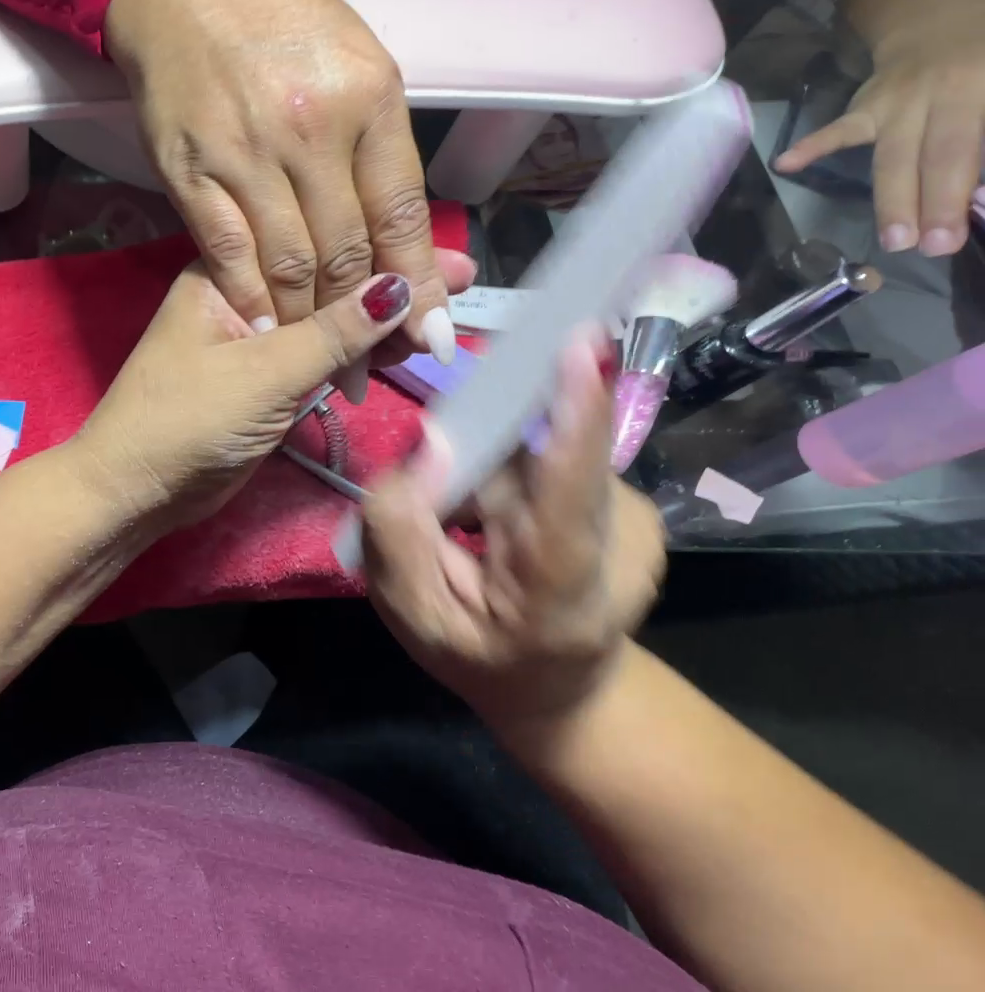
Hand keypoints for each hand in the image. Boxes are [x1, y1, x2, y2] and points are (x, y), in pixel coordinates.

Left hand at [70, 260, 423, 529]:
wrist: (137, 489)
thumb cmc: (186, 420)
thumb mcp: (264, 372)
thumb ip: (333, 332)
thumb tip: (402, 286)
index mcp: (227, 273)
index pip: (315, 245)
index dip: (381, 251)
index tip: (445, 261)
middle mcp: (242, 296)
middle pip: (327, 281)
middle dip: (391, 287)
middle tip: (461, 285)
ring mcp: (252, 340)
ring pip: (327, 322)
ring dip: (378, 325)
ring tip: (441, 322)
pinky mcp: (261, 380)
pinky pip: (318, 358)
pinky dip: (355, 356)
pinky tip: (396, 351)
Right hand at [103, 0, 458, 399]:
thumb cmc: (268, 14)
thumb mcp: (350, 59)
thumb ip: (373, 144)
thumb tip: (391, 228)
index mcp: (367, 95)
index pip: (399, 212)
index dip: (417, 284)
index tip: (426, 335)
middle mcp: (310, 130)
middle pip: (347, 250)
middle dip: (362, 324)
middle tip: (368, 374)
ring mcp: (245, 155)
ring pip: (289, 263)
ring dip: (307, 327)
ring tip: (323, 371)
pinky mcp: (190, 175)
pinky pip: (228, 253)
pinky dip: (250, 300)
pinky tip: (265, 333)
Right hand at [359, 334, 665, 726]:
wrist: (560, 692)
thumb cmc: (472, 656)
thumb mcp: (407, 608)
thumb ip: (400, 527)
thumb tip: (430, 437)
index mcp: (560, 593)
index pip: (569, 495)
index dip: (570, 418)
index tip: (575, 345)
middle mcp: (620, 547)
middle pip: (544, 461)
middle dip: (479, 452)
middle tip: (438, 501)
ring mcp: (637, 524)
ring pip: (541, 457)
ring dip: (488, 473)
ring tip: (465, 530)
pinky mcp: (632, 507)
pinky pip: (551, 463)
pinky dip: (510, 479)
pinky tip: (498, 522)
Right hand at [775, 27, 984, 257]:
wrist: (943, 18)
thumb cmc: (984, 55)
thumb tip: (980, 186)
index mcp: (984, 88)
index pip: (968, 148)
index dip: (959, 191)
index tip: (952, 235)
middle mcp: (944, 94)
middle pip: (937, 155)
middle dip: (932, 202)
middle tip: (930, 247)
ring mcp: (898, 102)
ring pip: (895, 155)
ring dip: (892, 198)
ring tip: (891, 239)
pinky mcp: (865, 107)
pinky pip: (839, 130)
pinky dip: (813, 147)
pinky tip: (787, 164)